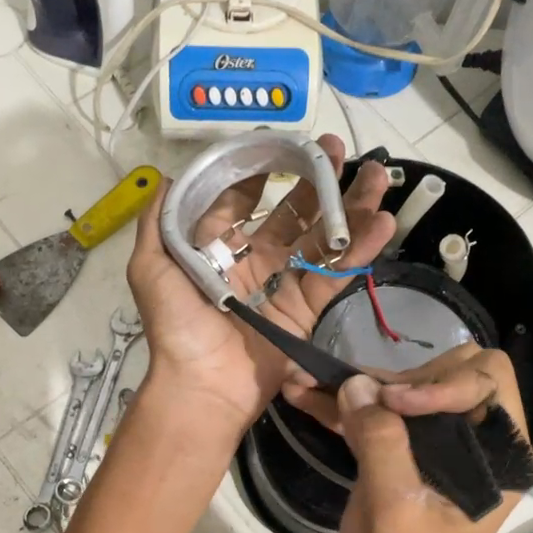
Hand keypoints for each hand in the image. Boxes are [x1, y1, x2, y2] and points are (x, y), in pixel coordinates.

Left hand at [126, 134, 394, 429]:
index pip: (241, 203)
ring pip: (320, 238)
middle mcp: (251, 262)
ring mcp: (282, 285)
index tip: (283, 146)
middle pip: (290, 214)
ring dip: (349, 207)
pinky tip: (382, 221)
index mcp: (215, 250)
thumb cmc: (175, 325)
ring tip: (376, 176)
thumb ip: (156, 222)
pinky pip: (334, 273)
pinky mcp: (306, 310)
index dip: (261, 174)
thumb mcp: (150, 267)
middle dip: (316, 181)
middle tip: (339, 150)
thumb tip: (166, 177)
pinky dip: (359, 249)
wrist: (201, 386)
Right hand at [291, 346, 529, 532]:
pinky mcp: (407, 459)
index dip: (441, 380)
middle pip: (448, 373)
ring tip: (309, 382)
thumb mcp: (393, 507)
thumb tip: (356, 383)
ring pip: (409, 390)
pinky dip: (348, 408)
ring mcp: (439, 450)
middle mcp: (476, 445)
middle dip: (400, 380)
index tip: (394, 403)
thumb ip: (381, 440)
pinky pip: (383, 418)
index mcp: (498, 456)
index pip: (488, 379)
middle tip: (360, 401)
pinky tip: (306, 396)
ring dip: (362, 387)